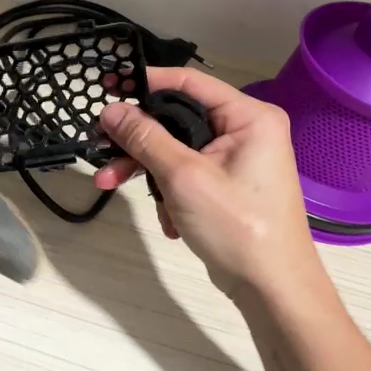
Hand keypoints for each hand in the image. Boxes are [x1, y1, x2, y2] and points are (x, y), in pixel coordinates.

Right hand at [91, 68, 325, 302]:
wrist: (272, 289)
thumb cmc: (236, 225)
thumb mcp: (182, 176)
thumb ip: (144, 138)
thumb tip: (110, 109)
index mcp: (248, 117)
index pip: (188, 81)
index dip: (144, 82)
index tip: (105, 86)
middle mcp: (245, 130)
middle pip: (175, 119)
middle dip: (136, 141)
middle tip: (99, 149)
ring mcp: (236, 159)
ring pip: (174, 149)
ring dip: (145, 170)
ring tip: (109, 185)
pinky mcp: (225, 184)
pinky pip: (184, 172)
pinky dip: (167, 192)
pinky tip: (167, 220)